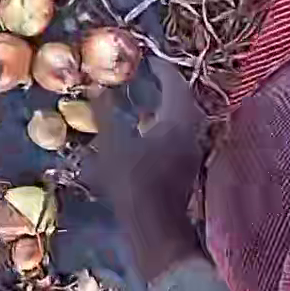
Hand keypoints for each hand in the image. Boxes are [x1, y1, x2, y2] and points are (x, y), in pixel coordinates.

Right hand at [86, 58, 208, 282]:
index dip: (161, 69)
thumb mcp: (113, 146)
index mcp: (178, 120)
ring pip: (183, 116)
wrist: (155, 230)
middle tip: (149, 76)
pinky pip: (181, 132)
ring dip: (167, 105)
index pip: (175, 83)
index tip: (148, 60)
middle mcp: (192, 130)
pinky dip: (166, 123)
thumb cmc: (134, 185)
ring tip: (145, 99)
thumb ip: (105, 115)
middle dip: (166, 85)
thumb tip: (97, 89)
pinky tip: (147, 129)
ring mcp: (193, 149)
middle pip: (183, 98)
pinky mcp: (188, 164)